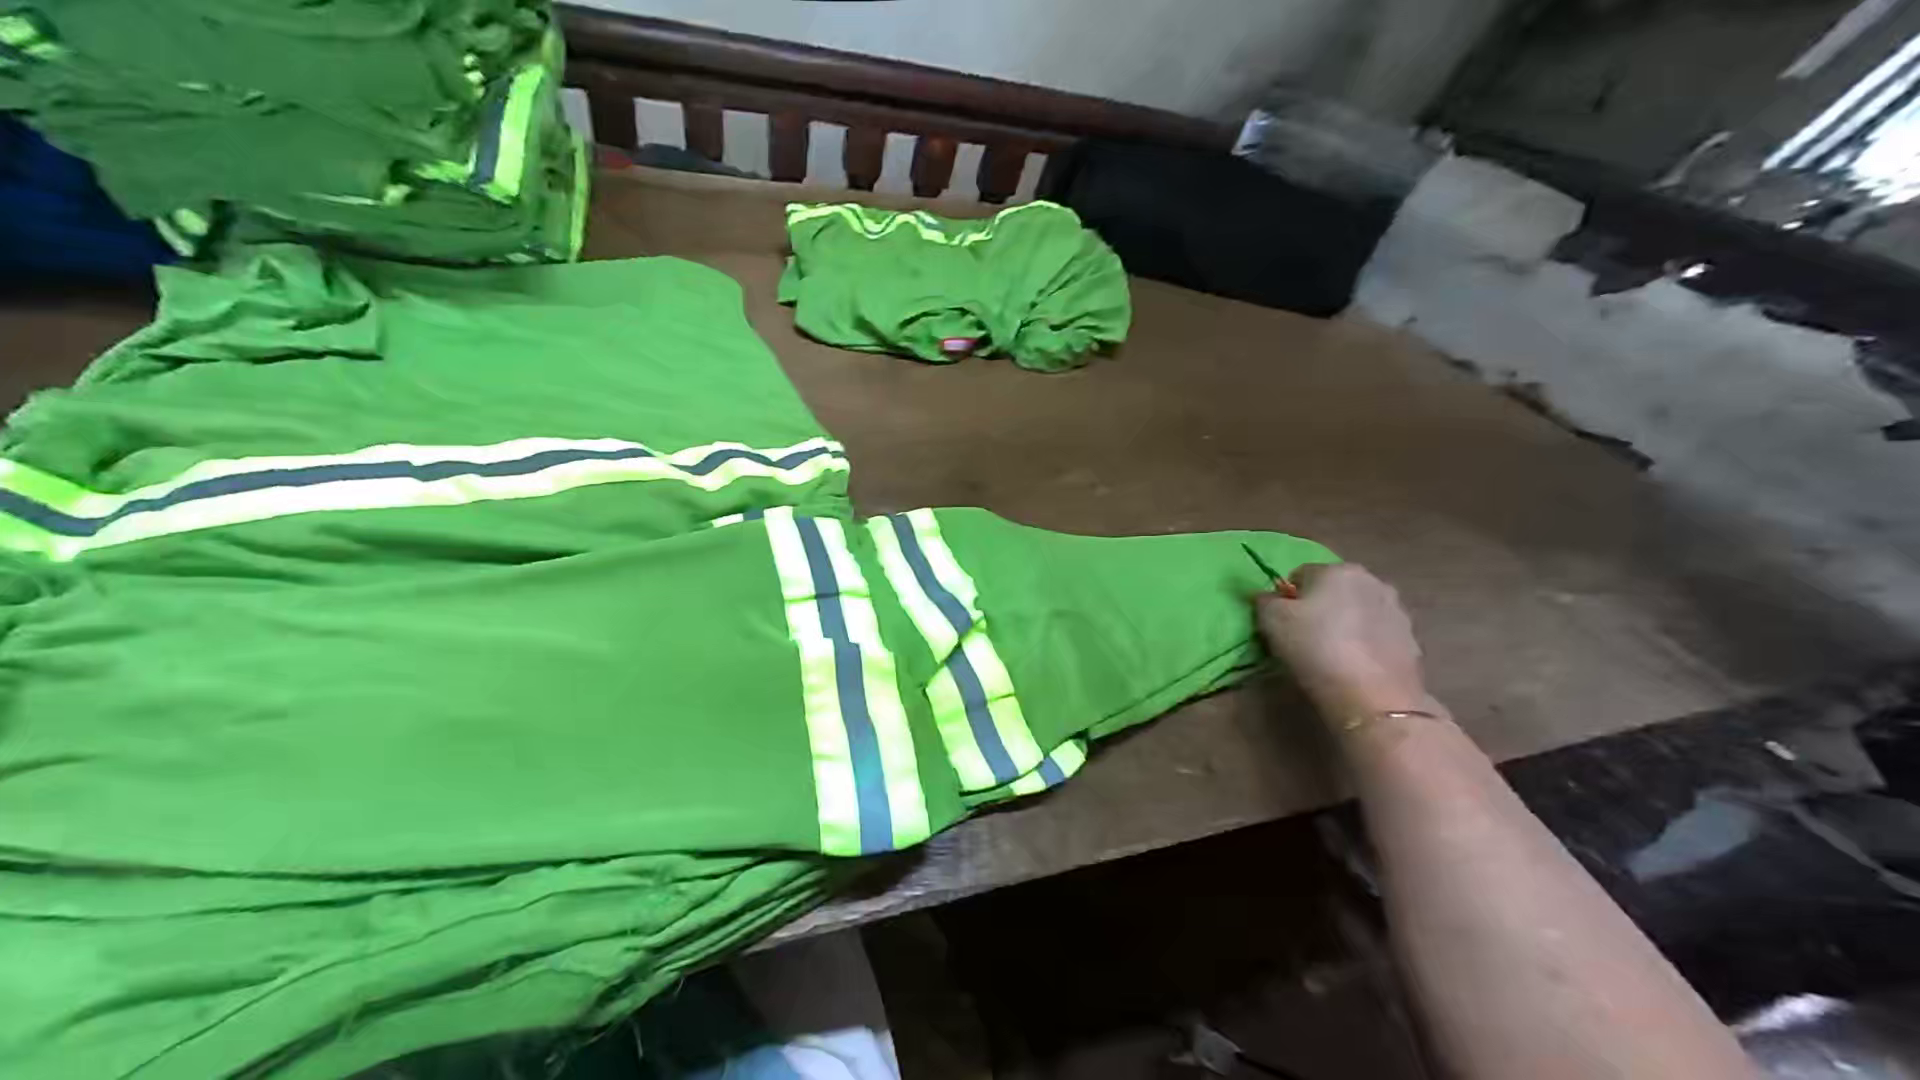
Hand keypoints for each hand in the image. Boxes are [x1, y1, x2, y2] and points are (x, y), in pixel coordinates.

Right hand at [1256, 563, 1434, 720]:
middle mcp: (1372, 581)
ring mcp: (1397, 611)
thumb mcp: (1271, 620)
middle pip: (1333, 591)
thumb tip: (1269, 597)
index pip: (1300, 575)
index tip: (1282, 623)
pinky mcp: (1412, 640)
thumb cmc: (1315, 648)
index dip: (1287, 599)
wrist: (1374, 697)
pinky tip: (1355, 667)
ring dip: (1345, 624)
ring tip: (1332, 655)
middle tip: (1305, 637)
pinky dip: (1365, 645)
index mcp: (1337, 570)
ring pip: (1358, 611)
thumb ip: (1265, 600)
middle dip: (1320, 607)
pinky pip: (1377, 635)